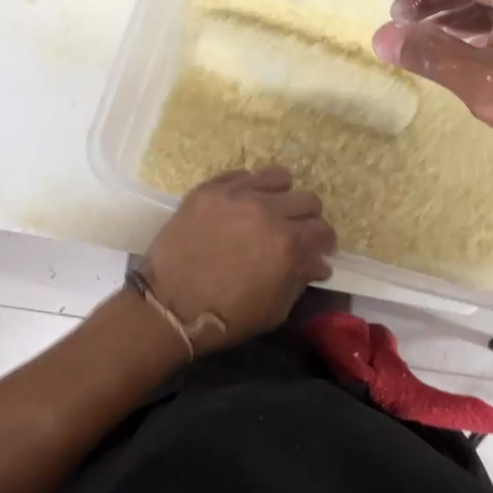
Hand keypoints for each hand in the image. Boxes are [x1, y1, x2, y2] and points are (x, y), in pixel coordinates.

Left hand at [139, 167, 336, 353]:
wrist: (169, 307)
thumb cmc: (227, 317)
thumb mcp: (275, 309)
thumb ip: (300, 279)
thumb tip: (317, 263)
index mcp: (288, 243)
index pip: (322, 230)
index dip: (324, 243)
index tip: (318, 251)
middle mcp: (267, 211)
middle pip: (306, 199)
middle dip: (308, 219)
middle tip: (296, 232)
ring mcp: (235, 195)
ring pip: (277, 177)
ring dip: (281, 194)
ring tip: (271, 209)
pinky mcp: (208, 190)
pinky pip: (240, 175)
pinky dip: (248, 188)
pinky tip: (242, 204)